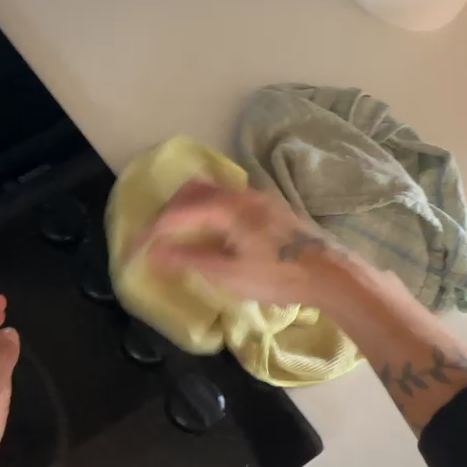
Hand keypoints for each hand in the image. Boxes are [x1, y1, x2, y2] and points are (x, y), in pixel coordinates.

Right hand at [134, 180, 364, 305]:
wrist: (331, 275)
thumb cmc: (277, 276)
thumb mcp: (227, 274)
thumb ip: (188, 259)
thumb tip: (154, 253)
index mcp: (226, 208)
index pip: (177, 213)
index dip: (152, 231)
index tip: (135, 248)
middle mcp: (240, 196)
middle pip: (193, 191)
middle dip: (168, 211)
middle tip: (156, 236)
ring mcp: (258, 200)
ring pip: (213, 193)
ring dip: (190, 210)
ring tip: (181, 235)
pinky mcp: (270, 210)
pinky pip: (229, 201)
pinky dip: (209, 212)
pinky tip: (213, 235)